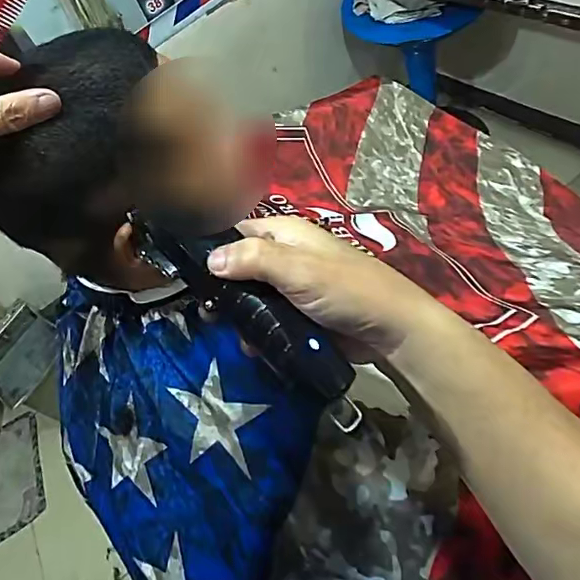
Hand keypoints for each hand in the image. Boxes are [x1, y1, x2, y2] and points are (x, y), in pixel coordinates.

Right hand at [205, 216, 449, 361]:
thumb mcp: (298, 269)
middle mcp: (284, 255)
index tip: (189, 277)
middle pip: (239, 268)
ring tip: (238, 336)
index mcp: (284, 232)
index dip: (212, 249)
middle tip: (210, 316)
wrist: (390, 329)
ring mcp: (291, 286)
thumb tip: (210, 259)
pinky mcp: (298, 314)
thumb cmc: (346, 289)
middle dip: (225, 292)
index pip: (236, 231)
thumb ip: (254, 260)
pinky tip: (254, 347)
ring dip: (242, 317)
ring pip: (251, 298)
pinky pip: (268, 319)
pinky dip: (259, 332)